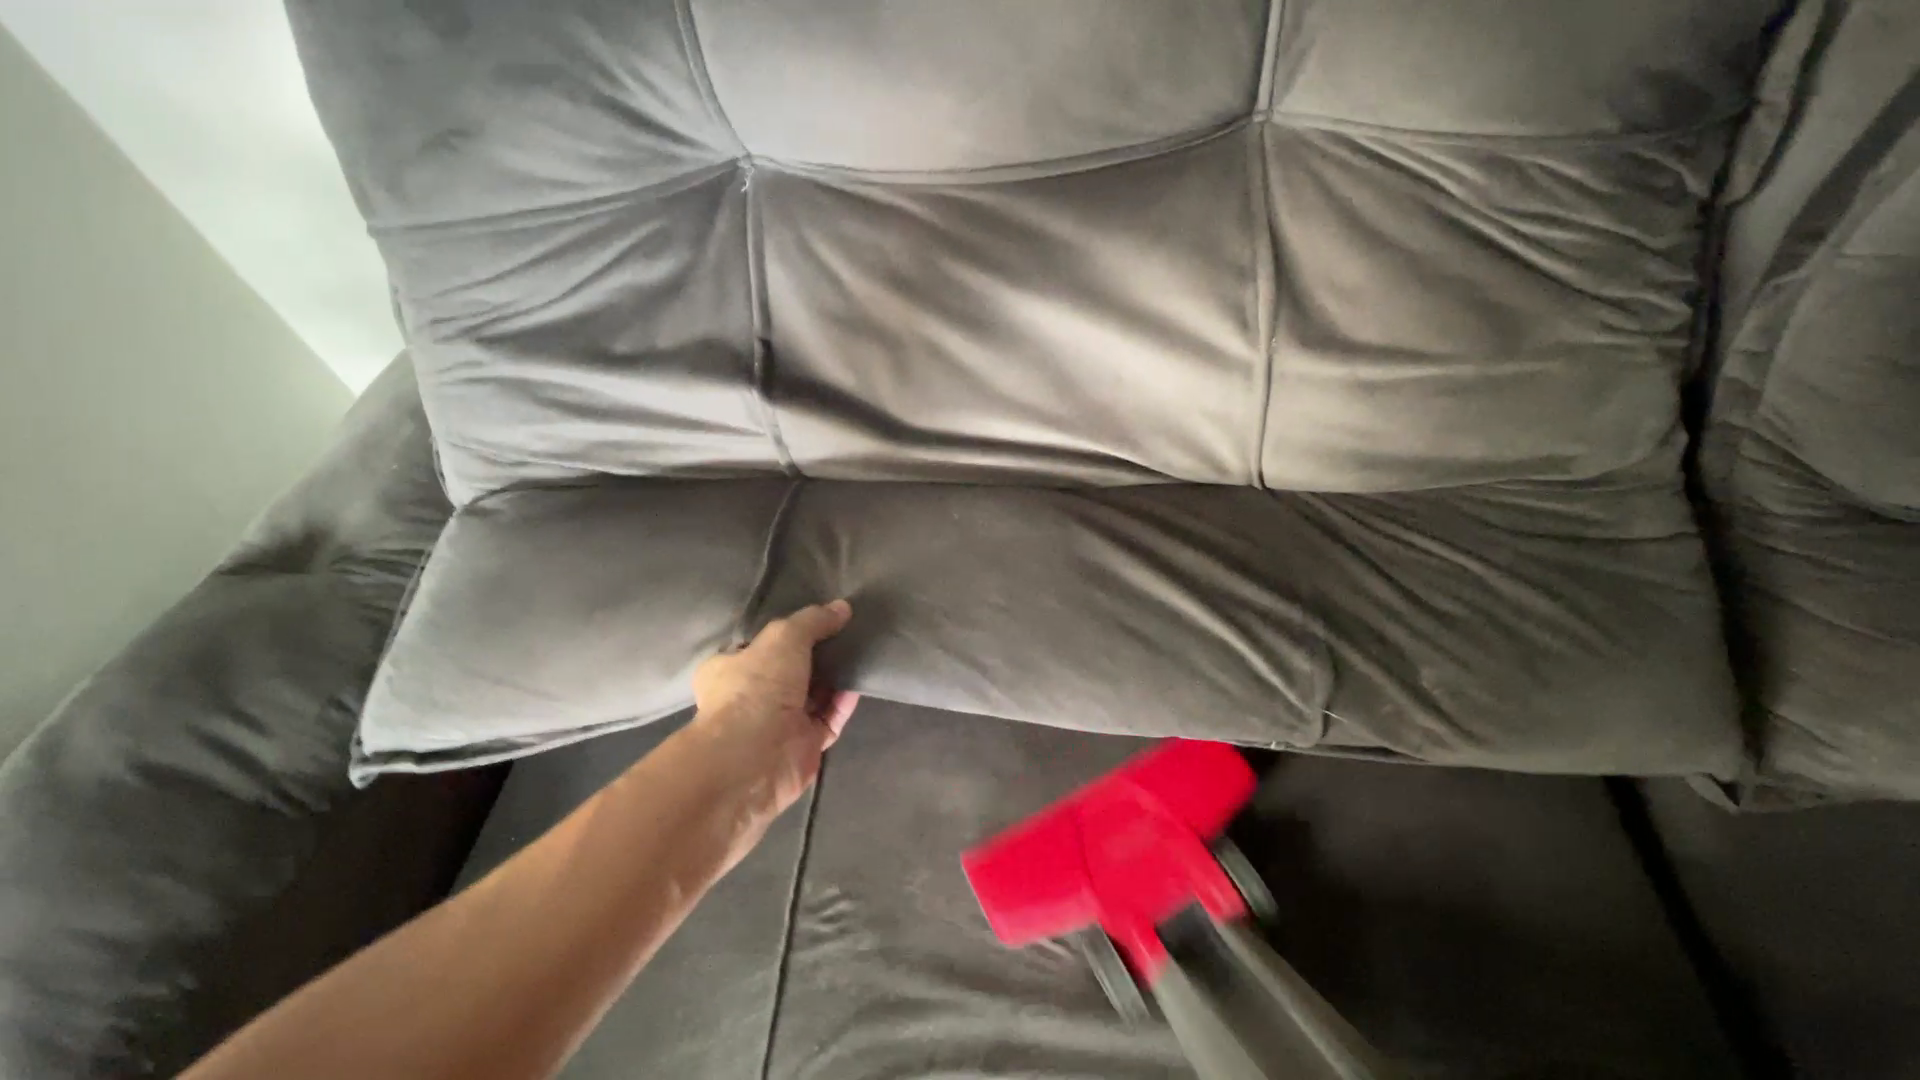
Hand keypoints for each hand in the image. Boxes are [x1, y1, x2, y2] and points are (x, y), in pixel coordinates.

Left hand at [690, 601, 858, 811]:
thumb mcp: (784, 637)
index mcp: (729, 668)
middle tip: (845, 631)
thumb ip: (813, 620)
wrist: (754, 756)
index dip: (785, 631)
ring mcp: (779, 723)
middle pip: (790, 669)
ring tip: (861, 649)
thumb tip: (842, 607)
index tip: (815, 617)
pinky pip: (830, 718)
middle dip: (815, 654)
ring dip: (834, 676)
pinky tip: (862, 679)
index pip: (758, 645)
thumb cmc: (755, 687)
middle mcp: (751, 696)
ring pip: (812, 694)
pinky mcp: (805, 745)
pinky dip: (844, 701)